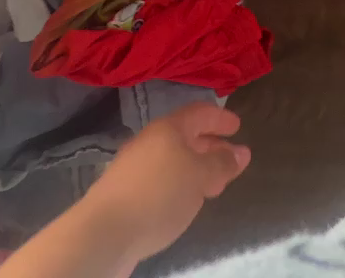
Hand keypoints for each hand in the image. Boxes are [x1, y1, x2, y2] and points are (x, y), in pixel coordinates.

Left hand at [85, 102, 252, 263]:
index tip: (238, 126)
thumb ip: (222, 163)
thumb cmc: (159, 193)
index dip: (220, 117)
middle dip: (210, 146)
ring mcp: (134, 167)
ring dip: (196, 168)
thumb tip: (241, 152)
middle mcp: (150, 141)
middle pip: (186, 136)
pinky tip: (184, 201)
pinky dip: (179, 184)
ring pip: (173, 160)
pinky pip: (161, 179)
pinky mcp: (125, 192)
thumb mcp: (200, 176)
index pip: (199, 112)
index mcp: (169, 128)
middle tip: (231, 158)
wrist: (103, 232)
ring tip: (213, 185)